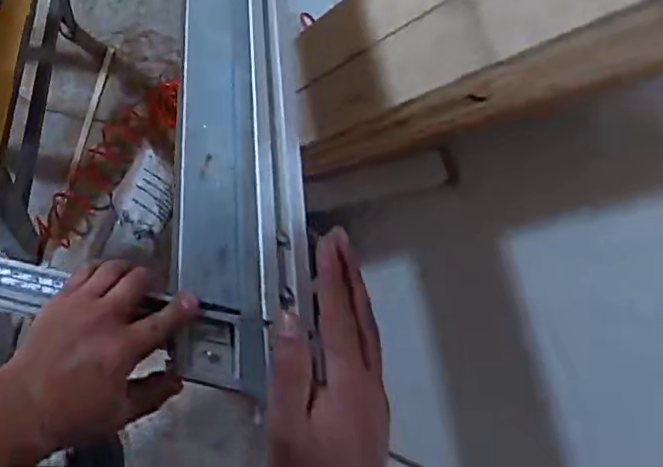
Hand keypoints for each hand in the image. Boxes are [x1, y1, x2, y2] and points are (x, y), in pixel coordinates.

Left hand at [0, 261, 198, 455]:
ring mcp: (80, 302)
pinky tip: (103, 275)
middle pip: (136, 281)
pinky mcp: (61, 296)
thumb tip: (176, 379)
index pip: (160, 322)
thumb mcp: (121, 413)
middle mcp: (104, 316)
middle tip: (155, 288)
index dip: (180, 309)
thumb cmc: (74, 412)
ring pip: (111, 268)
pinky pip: (84, 270)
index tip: (191, 300)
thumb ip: (153, 393)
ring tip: (132, 275)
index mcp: (122, 347)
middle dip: (152, 280)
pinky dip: (99, 268)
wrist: (28, 401)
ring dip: (126, 269)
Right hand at [271, 229, 389, 466]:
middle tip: (340, 239)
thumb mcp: (288, 424)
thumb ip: (289, 370)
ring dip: (356, 293)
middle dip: (351, 275)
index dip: (332, 276)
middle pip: (362, 319)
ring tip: (343, 264)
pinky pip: (367, 346)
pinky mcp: (370, 406)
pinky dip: (356, 317)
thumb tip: (289, 316)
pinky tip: (345, 316)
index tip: (327, 241)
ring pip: (369, 332)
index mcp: (350, 382)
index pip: (339, 316)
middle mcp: (369, 384)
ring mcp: (374, 396)